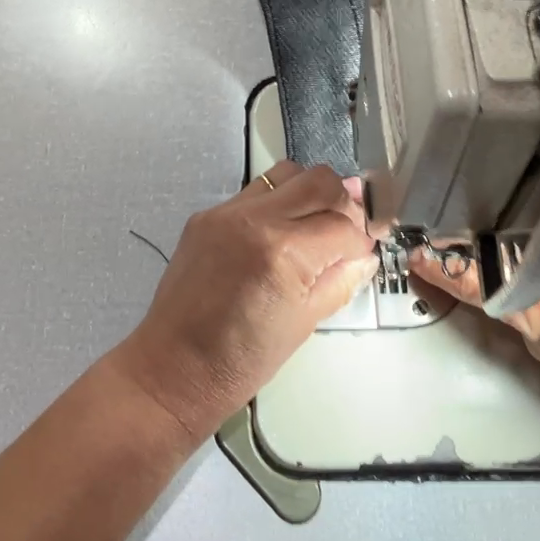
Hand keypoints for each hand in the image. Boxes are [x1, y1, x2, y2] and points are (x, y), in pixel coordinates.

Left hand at [112, 162, 378, 442]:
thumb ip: (341, 278)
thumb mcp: (306, 323)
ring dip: (309, 193)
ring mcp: (227, 212)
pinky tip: (277, 235)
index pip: (344, 224)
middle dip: (343, 203)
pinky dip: (276, 203)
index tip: (364, 251)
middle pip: (320, 181)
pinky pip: (255, 191)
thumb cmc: (241, 360)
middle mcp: (255, 219)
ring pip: (287, 173)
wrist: (175, 367)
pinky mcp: (207, 214)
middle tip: (346, 232)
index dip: (362, 239)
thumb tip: (363, 253)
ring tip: (313, 226)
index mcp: (284, 253)